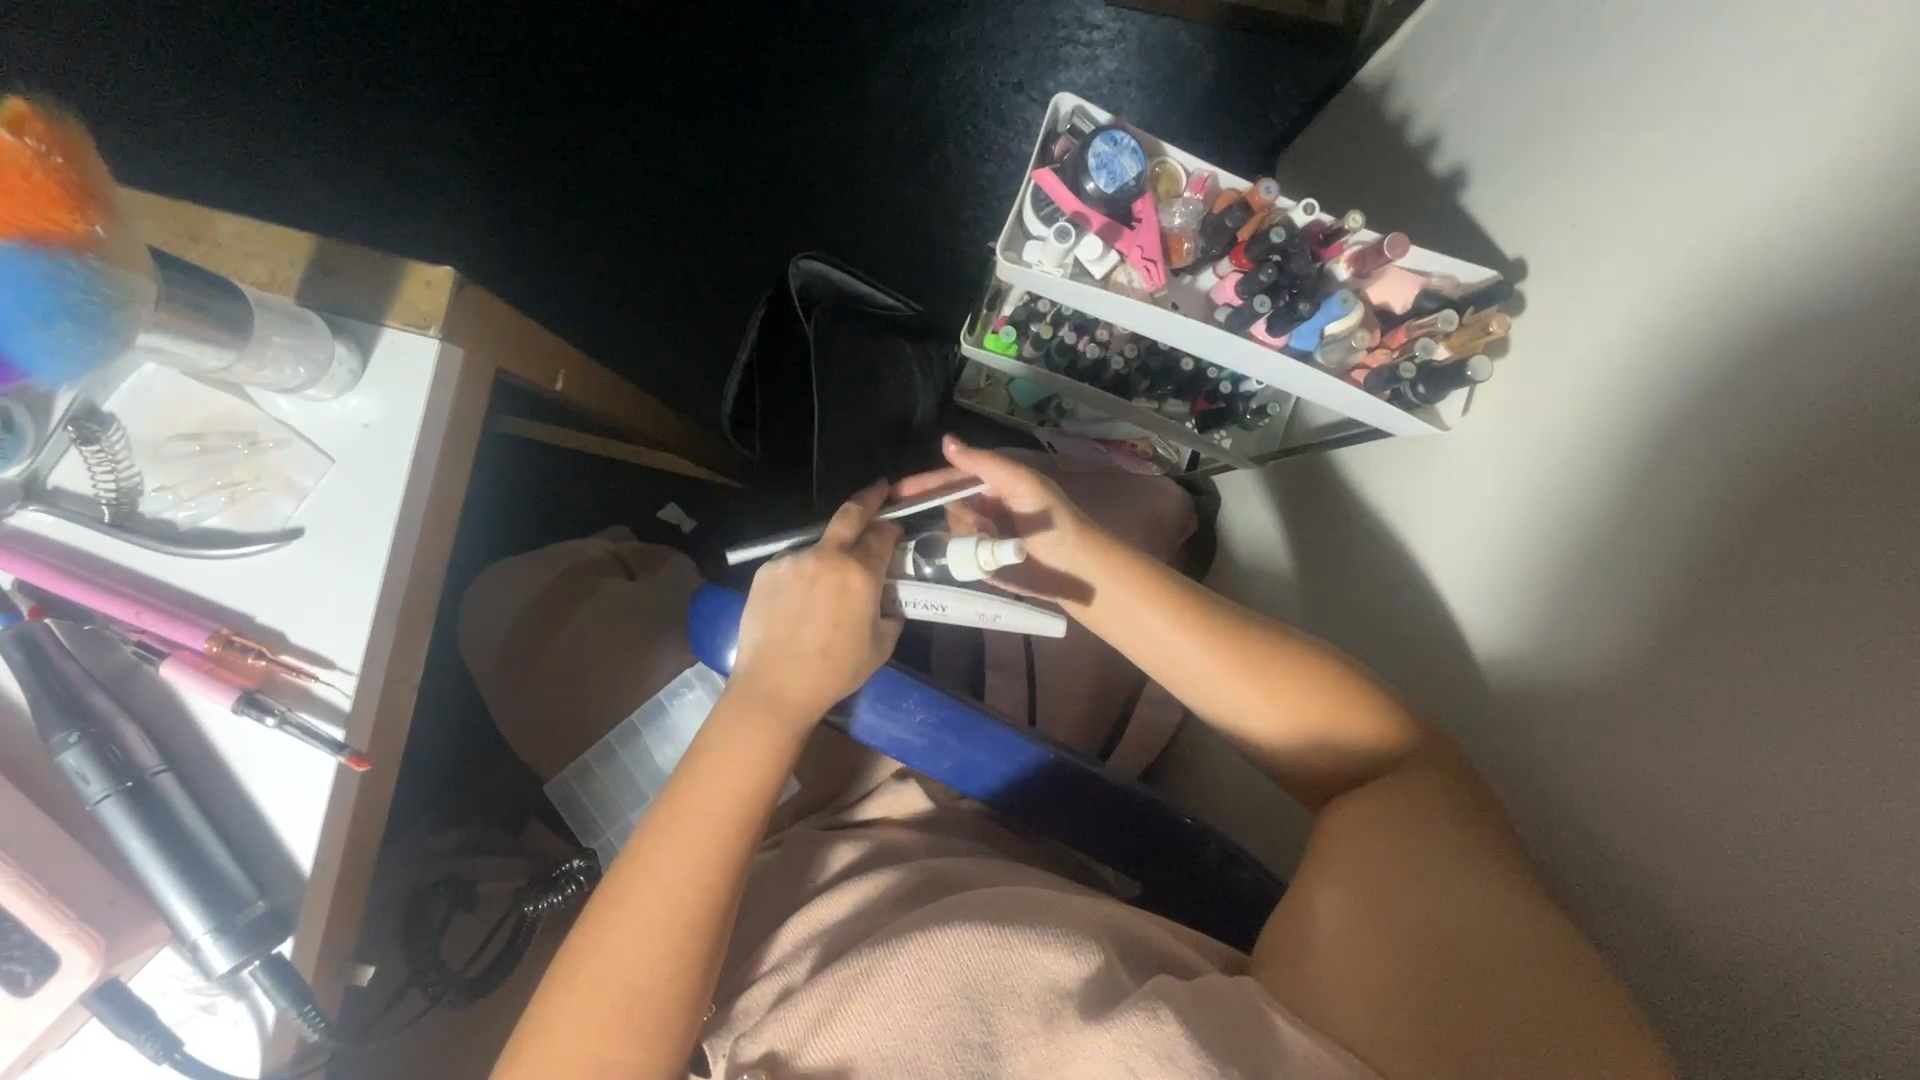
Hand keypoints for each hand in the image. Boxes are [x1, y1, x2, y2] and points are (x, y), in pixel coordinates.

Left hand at [729, 480, 905, 723]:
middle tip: (879, 490)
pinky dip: (803, 573)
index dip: (892, 528)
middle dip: (869, 498)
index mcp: (861, 573)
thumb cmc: (835, 671)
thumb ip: (890, 615)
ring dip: (830, 553)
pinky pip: (793, 564)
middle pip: (850, 514)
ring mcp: (793, 560)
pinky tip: (800, 600)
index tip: (896, 530)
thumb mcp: (880, 646)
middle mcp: (827, 556)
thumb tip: (889, 603)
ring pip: (819, 545)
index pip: (882, 534)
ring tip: (828, 583)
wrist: (775, 685)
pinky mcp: (766, 571)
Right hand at [896, 435, 1100, 603]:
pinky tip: (986, 559)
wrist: (1074, 571)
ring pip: (953, 533)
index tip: (895, 493)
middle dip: (961, 517)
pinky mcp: (982, 563)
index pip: (951, 480)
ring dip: (971, 538)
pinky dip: (966, 556)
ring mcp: (982, 537)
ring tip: (1000, 546)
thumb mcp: (1022, 484)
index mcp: (994, 484)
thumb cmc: (1054, 521)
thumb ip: (983, 463)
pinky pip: (959, 556)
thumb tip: (945, 442)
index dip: (924, 484)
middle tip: (987, 529)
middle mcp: (985, 508)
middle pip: (949, 507)